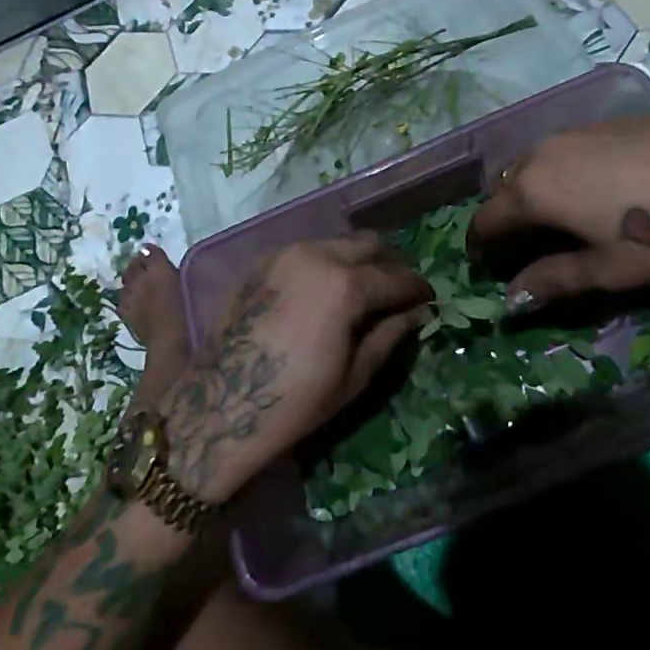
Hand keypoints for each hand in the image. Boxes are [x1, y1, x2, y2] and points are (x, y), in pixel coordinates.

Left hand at [156, 234, 432, 501]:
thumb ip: (390, 334)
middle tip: (398, 290)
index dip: (418, 288)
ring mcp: (285, 254)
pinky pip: (306, 250)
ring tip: (365, 288)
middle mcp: (316, 255)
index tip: (429, 299)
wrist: (220, 406)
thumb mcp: (354, 375)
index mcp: (345, 285)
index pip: (396, 277)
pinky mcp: (262, 263)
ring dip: (358, 259)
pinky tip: (327, 288)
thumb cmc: (295, 400)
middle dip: (390, 263)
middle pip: (368, 244)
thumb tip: (418, 313)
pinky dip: (326, 261)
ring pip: (336, 242)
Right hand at [469, 115, 649, 308]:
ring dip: (530, 192)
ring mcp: (571, 132)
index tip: (491, 267)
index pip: (484, 220)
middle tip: (527, 247)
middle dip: (504, 218)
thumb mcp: (606, 269)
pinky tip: (598, 190)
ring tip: (561, 218)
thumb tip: (511, 298)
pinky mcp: (602, 122)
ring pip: (531, 164)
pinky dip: (560, 172)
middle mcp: (541, 153)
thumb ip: (551, 281)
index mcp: (532, 191)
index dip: (481, 247)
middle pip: (502, 188)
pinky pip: (562, 149)